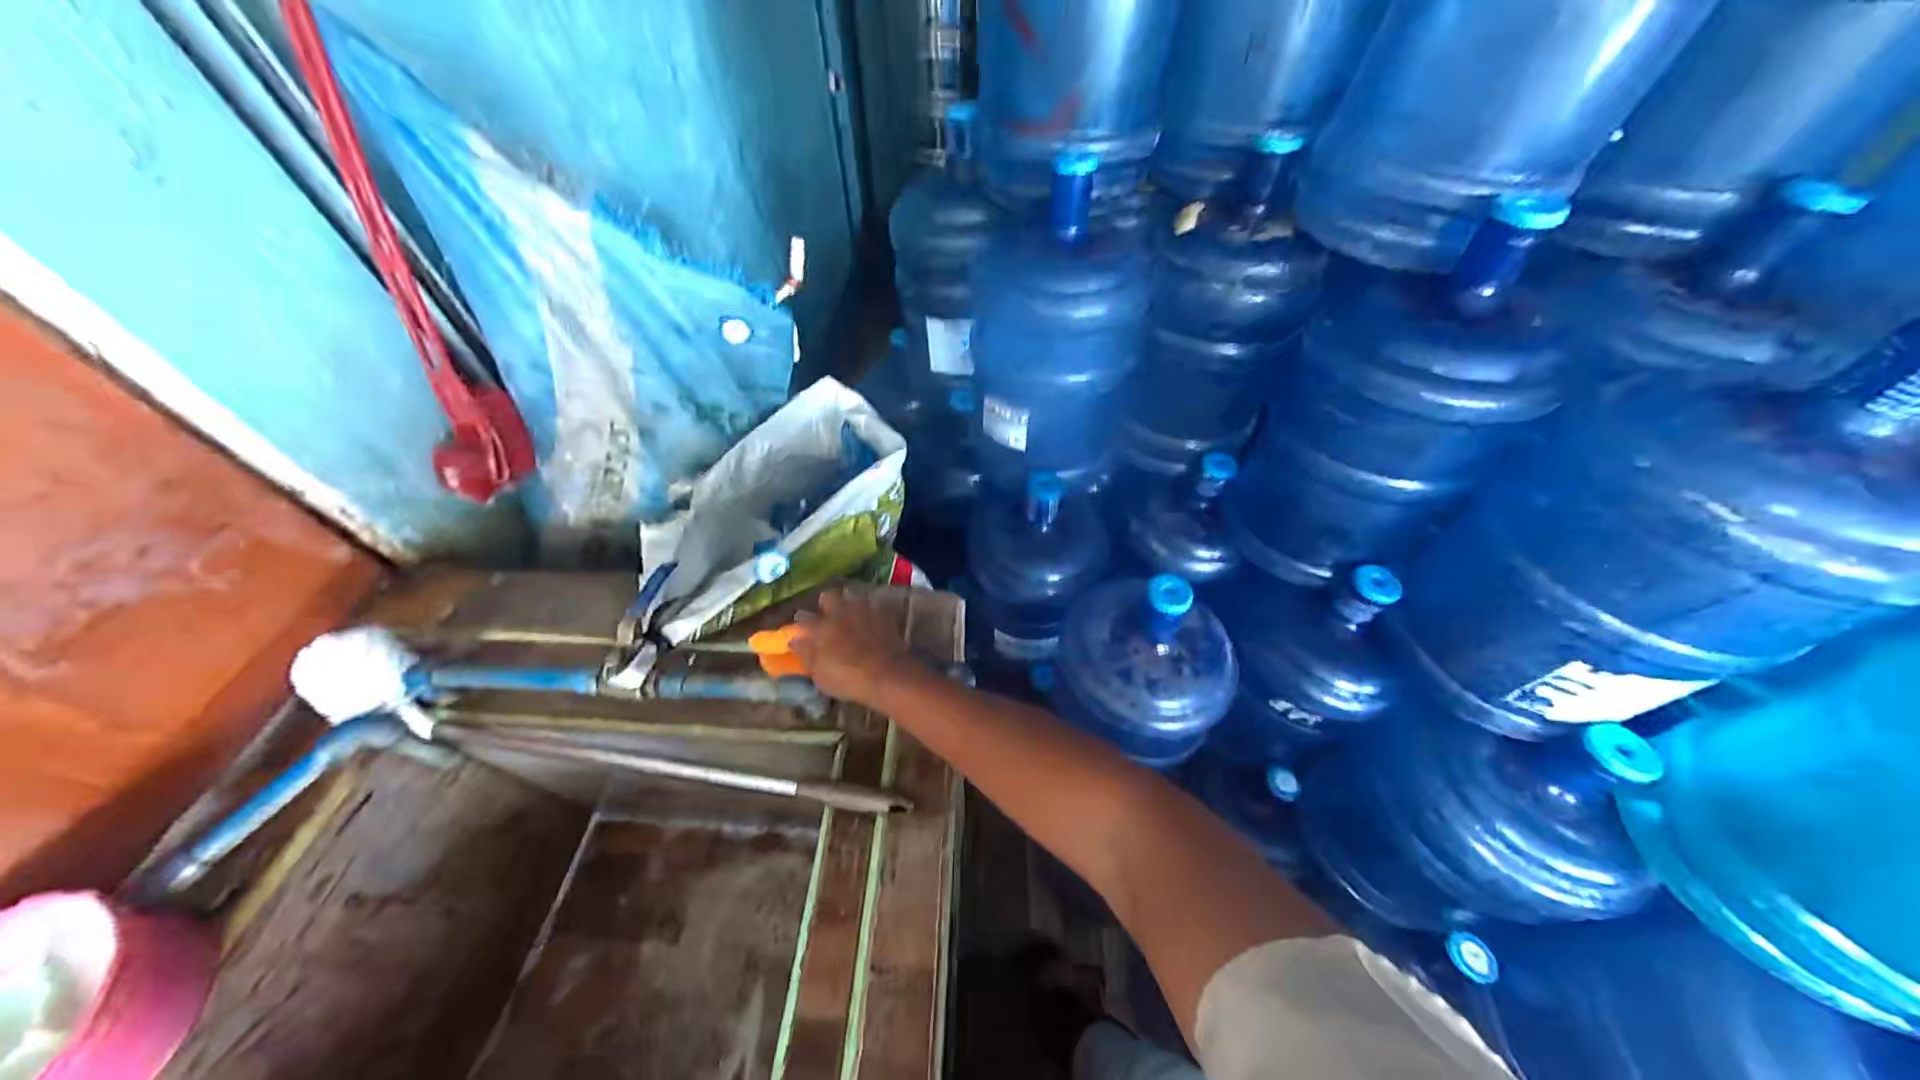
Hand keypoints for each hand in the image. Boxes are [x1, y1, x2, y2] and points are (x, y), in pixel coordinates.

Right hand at [789, 587, 922, 705]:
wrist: (885, 674)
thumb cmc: (847, 678)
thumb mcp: (819, 674)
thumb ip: (806, 654)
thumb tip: (794, 640)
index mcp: (820, 627)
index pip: (804, 618)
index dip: (802, 621)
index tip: (802, 626)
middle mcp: (840, 613)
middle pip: (829, 596)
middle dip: (826, 601)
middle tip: (828, 612)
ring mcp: (863, 610)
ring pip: (852, 594)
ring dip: (850, 600)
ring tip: (852, 611)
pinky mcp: (884, 614)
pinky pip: (875, 602)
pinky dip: (872, 607)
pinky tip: (873, 616)